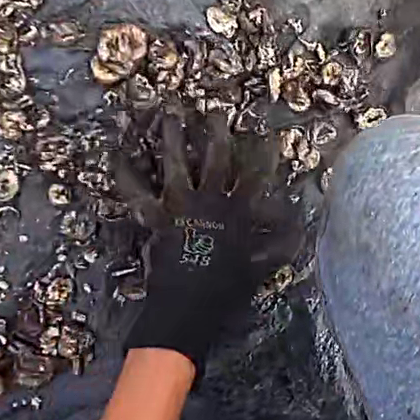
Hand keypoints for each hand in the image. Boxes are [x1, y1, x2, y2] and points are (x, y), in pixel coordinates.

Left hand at [113, 111, 289, 377]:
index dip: (265, 155)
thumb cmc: (226, 289)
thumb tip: (302, 225)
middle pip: (216, 158)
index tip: (268, 135)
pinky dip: (126, 175)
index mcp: (238, 212)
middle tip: (215, 113)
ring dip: (175, 136)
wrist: (188, 306)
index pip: (257, 176)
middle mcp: (210, 200)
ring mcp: (181, 205)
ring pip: (179, 163)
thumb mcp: (261, 267)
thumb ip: (281, 245)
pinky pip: (138, 192)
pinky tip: (117, 155)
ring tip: (172, 112)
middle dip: (217, 133)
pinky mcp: (157, 215)